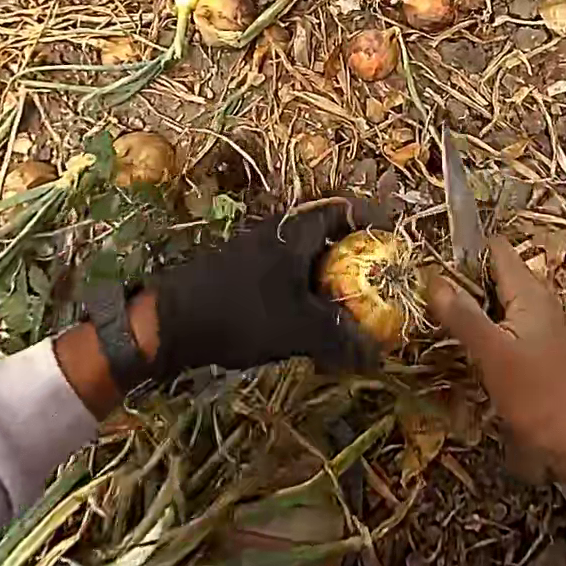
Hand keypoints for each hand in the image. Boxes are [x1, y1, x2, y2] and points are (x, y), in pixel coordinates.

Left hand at [150, 197, 375, 377]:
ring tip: (351, 303)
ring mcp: (260, 249)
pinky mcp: (246, 270)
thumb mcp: (297, 328)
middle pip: (330, 232)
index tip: (396, 237)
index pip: (345, 209)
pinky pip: (290, 272)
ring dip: (331, 275)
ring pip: (308, 255)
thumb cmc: (240, 312)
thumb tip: (378, 356)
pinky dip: (308, 289)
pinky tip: (311, 318)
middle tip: (379, 277)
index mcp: (297, 230)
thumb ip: (340, 338)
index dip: (374, 219)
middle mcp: (280, 231)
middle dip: (357, 254)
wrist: (170, 321)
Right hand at [428, 231, 565, 565]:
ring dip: (470, 308)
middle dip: (462, 282)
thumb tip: (434, 280)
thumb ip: (464, 316)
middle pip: (492, 273)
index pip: (494, 248)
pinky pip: (503, 323)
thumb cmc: (539, 398)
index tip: (431, 268)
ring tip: (439, 321)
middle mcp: (536, 299)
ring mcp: (538, 324)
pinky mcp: (536, 347)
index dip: (463, 251)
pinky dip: (482, 328)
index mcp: (529, 291)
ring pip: (496, 300)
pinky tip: (465, 348)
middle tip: (429, 299)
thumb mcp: (494, 355)